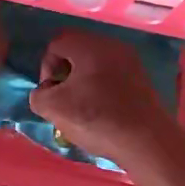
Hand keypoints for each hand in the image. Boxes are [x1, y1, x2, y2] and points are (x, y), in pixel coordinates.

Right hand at [30, 30, 183, 166]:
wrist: (145, 142)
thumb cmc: (96, 119)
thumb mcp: (52, 108)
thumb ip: (38, 94)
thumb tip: (46, 92)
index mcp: (90, 46)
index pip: (56, 43)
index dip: (46, 67)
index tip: (51, 92)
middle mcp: (112, 45)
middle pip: (77, 50)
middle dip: (64, 73)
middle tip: (63, 98)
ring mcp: (131, 61)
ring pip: (95, 63)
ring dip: (82, 81)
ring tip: (81, 107)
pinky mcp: (141, 79)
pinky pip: (112, 74)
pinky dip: (101, 87)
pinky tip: (101, 110)